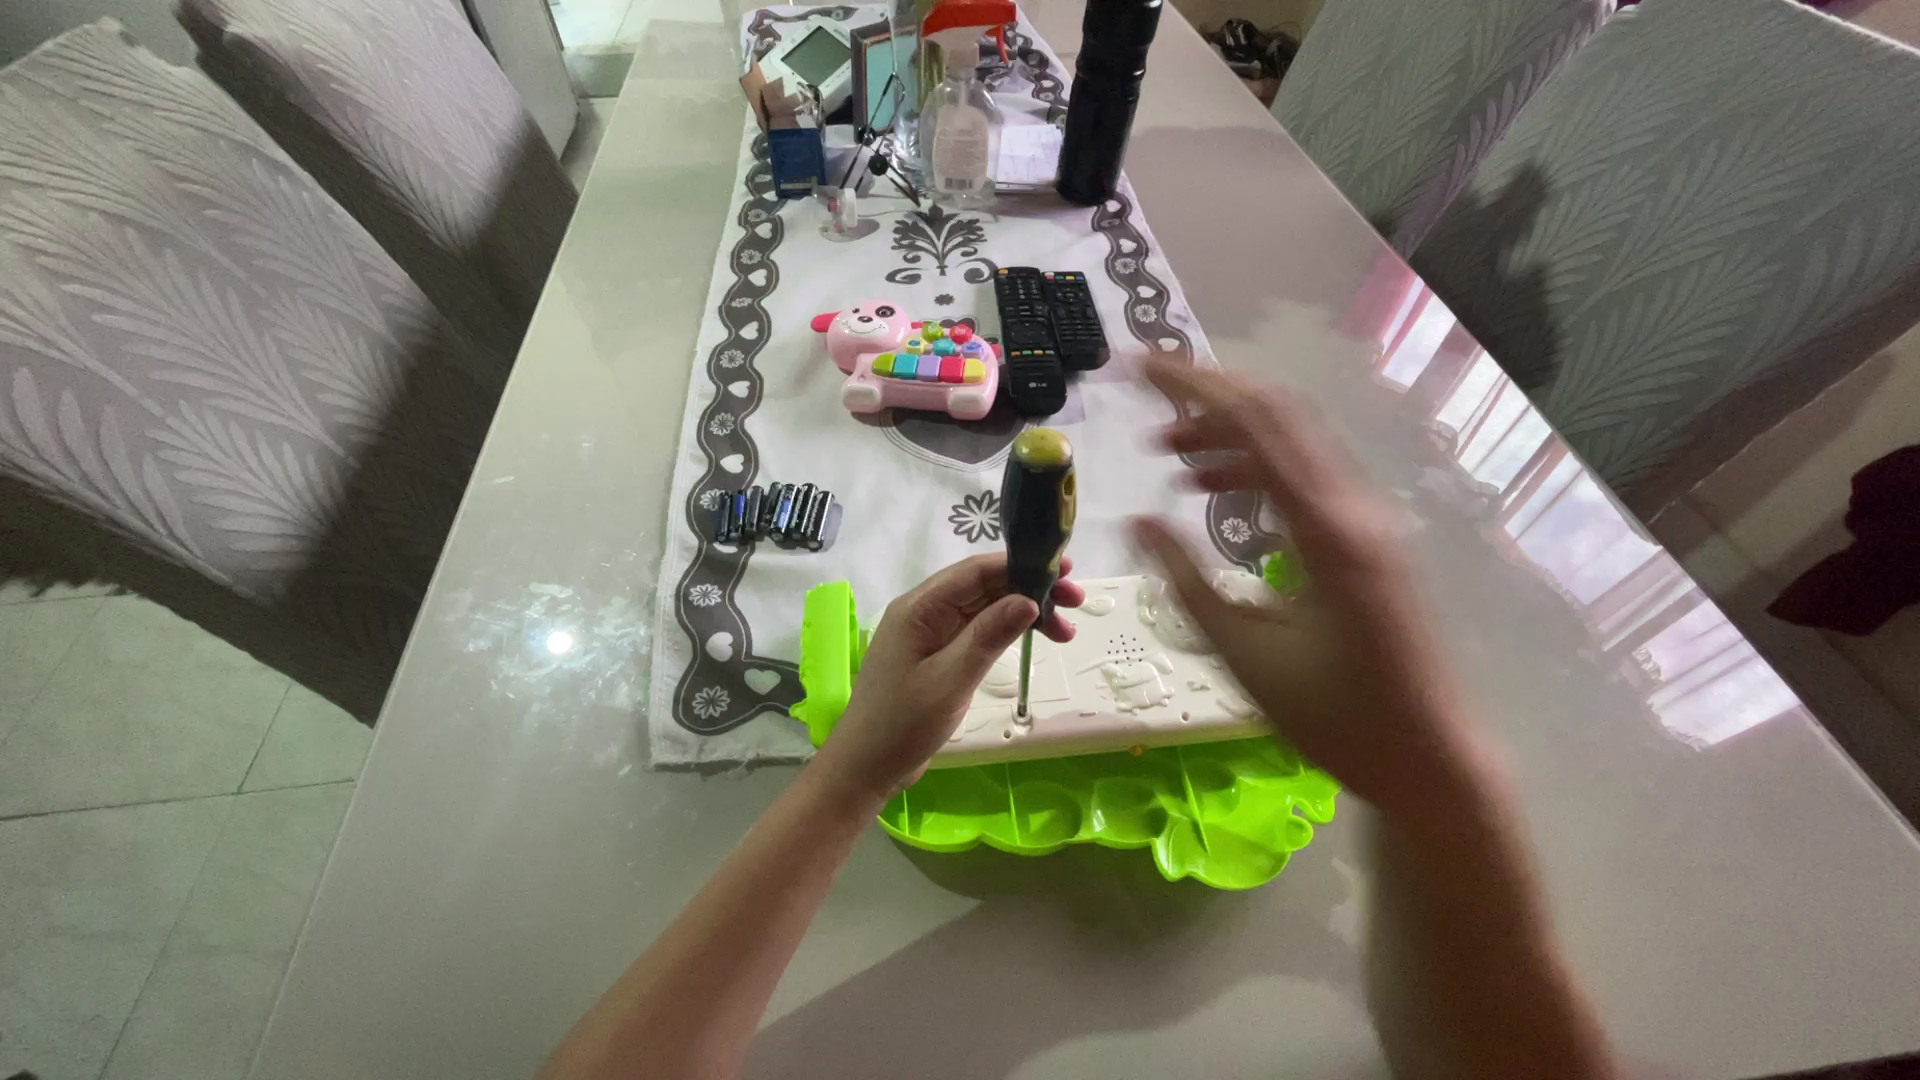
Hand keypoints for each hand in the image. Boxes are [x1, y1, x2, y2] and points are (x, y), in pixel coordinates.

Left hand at [810, 554, 1084, 803]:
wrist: (865, 768)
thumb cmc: (902, 724)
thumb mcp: (950, 680)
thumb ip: (988, 636)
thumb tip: (1029, 599)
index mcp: (919, 608)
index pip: (975, 571)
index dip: (1020, 565)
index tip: (1063, 571)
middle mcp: (925, 612)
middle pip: (983, 587)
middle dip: (1029, 589)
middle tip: (1075, 602)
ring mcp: (931, 634)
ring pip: (984, 609)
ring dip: (1023, 613)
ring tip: (1065, 630)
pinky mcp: (938, 656)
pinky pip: (977, 631)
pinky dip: (1007, 632)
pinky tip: (1033, 638)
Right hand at [1133, 359, 1483, 819]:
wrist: (1428, 756)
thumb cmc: (1333, 716)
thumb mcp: (1242, 652)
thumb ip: (1186, 579)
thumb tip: (1138, 521)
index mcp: (1325, 530)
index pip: (1255, 423)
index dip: (1193, 386)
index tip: (1139, 368)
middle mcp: (1354, 508)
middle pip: (1280, 414)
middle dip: (1209, 395)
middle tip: (1148, 396)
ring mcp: (1369, 519)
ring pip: (1294, 441)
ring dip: (1229, 434)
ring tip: (1169, 454)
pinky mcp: (1368, 537)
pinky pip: (1305, 475)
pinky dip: (1255, 465)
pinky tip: (1215, 491)